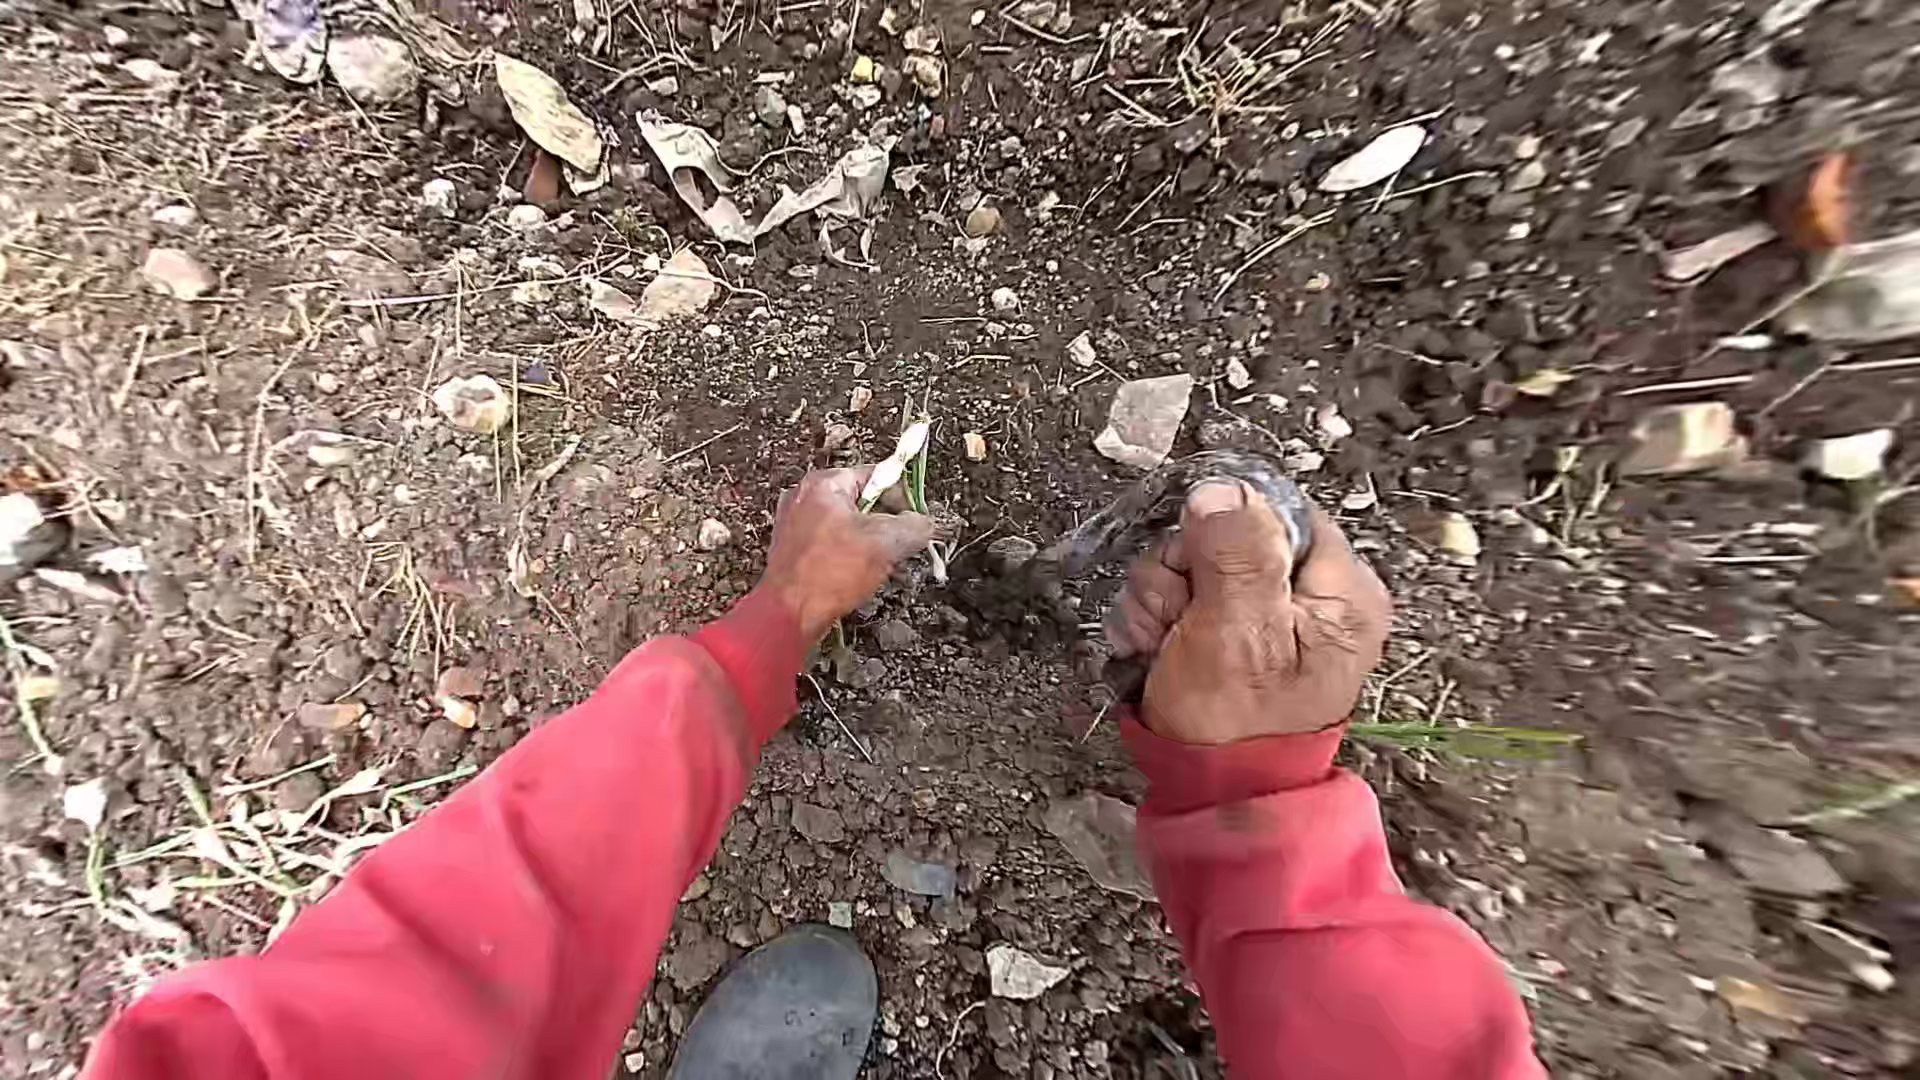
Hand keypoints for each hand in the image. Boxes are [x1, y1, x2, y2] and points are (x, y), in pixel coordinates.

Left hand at [756, 467, 933, 641]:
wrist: (788, 614)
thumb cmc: (830, 574)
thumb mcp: (886, 544)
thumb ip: (915, 526)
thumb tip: (927, 523)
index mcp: (825, 484)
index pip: (877, 475)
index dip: (904, 497)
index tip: (917, 520)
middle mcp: (804, 497)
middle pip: (862, 500)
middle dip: (887, 523)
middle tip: (900, 546)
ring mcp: (794, 523)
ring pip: (848, 524)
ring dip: (870, 542)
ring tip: (879, 565)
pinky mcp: (793, 549)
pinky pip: (831, 543)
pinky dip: (849, 555)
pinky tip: (857, 576)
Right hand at [1106, 481, 1389, 743]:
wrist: (1205, 784)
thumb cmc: (1231, 716)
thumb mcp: (1239, 632)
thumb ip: (1235, 554)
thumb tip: (1218, 489)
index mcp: (1336, 589)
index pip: (1276, 511)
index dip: (1225, 527)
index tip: (1197, 565)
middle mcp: (1300, 592)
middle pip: (1221, 533)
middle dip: (1181, 570)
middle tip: (1179, 614)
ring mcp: (1254, 608)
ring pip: (1185, 559)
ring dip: (1159, 595)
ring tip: (1163, 638)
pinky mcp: (1216, 622)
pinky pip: (1170, 588)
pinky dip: (1152, 613)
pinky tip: (1155, 643)